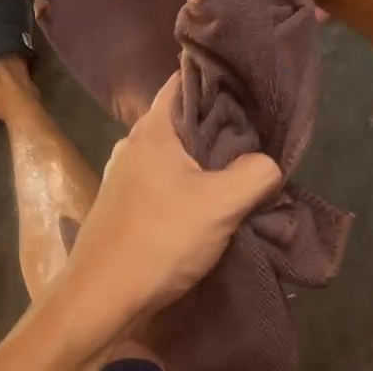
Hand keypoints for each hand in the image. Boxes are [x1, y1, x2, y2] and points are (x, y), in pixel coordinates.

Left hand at [63, 73, 283, 320]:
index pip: (182, 82)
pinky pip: (163, 177)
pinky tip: (209, 199)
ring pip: (173, 151)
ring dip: (203, 158)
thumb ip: (253, 175)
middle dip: (216, 124)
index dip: (213, 79)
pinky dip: (188, 180)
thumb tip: (268, 161)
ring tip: (239, 168)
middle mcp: (134, 141)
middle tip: (256, 134)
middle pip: (181, 119)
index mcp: (152, 128)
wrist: (104, 292)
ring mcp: (126, 172)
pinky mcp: (125, 200)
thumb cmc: (160, 237)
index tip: (246, 86)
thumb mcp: (220, 205)